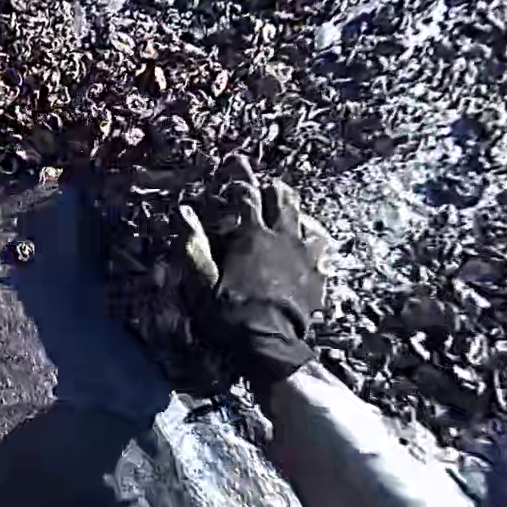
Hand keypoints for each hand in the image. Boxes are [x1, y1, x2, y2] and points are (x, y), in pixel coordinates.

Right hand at [178, 157, 329, 391]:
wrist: (271, 344)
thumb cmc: (228, 311)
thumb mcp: (200, 279)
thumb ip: (194, 243)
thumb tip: (183, 211)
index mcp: (251, 237)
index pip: (246, 198)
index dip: (239, 178)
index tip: (234, 162)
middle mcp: (281, 238)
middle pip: (283, 201)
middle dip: (273, 188)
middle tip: (266, 182)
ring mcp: (304, 255)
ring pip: (306, 220)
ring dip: (296, 210)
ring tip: (289, 206)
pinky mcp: (317, 273)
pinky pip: (322, 247)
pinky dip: (314, 237)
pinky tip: (310, 239)